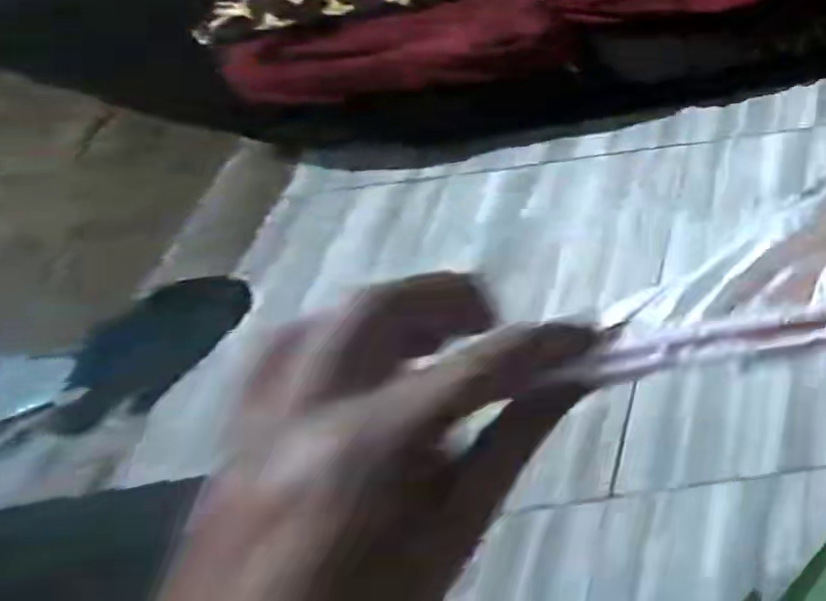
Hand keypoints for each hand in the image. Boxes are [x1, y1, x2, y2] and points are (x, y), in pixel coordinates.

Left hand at [157, 273, 597, 600]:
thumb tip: (579, 375)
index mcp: (369, 449)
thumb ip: (517, 436)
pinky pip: (284, 357)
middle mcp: (305, 419)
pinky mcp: (235, 442)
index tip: (590, 337)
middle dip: (456, 298)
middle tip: (497, 326)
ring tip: (437, 343)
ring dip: (394, 314)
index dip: (548, 341)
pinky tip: (377, 371)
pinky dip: (342, 342)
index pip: (481, 362)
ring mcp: (257, 428)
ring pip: (325, 321)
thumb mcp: (459, 527)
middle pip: (382, 307)